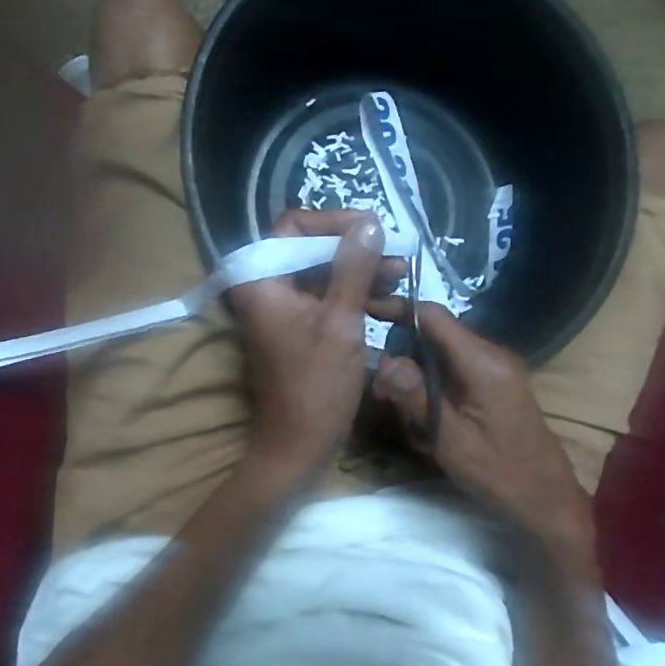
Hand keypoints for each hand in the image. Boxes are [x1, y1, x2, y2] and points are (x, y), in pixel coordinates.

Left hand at [228, 209, 394, 483]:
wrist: (297, 444)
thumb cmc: (316, 385)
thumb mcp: (341, 321)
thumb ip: (354, 268)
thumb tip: (370, 223)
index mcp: (262, 279)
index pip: (294, 225)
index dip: (335, 221)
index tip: (375, 228)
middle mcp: (265, 286)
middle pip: (311, 247)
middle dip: (355, 249)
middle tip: (398, 256)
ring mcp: (281, 308)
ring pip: (323, 273)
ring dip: (361, 272)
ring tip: (402, 276)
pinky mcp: (297, 326)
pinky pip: (325, 297)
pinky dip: (354, 296)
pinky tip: (389, 301)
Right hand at [370, 302, 590, 544]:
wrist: (546, 499)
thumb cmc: (499, 473)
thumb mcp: (449, 440)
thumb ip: (416, 396)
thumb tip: (385, 360)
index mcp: (483, 363)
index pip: (434, 316)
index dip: (398, 308)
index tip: (365, 310)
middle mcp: (491, 355)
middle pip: (434, 333)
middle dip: (401, 355)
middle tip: (379, 392)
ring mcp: (495, 368)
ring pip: (440, 353)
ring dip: (414, 374)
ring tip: (401, 413)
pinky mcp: (494, 383)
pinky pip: (452, 369)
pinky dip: (431, 384)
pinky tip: (423, 417)